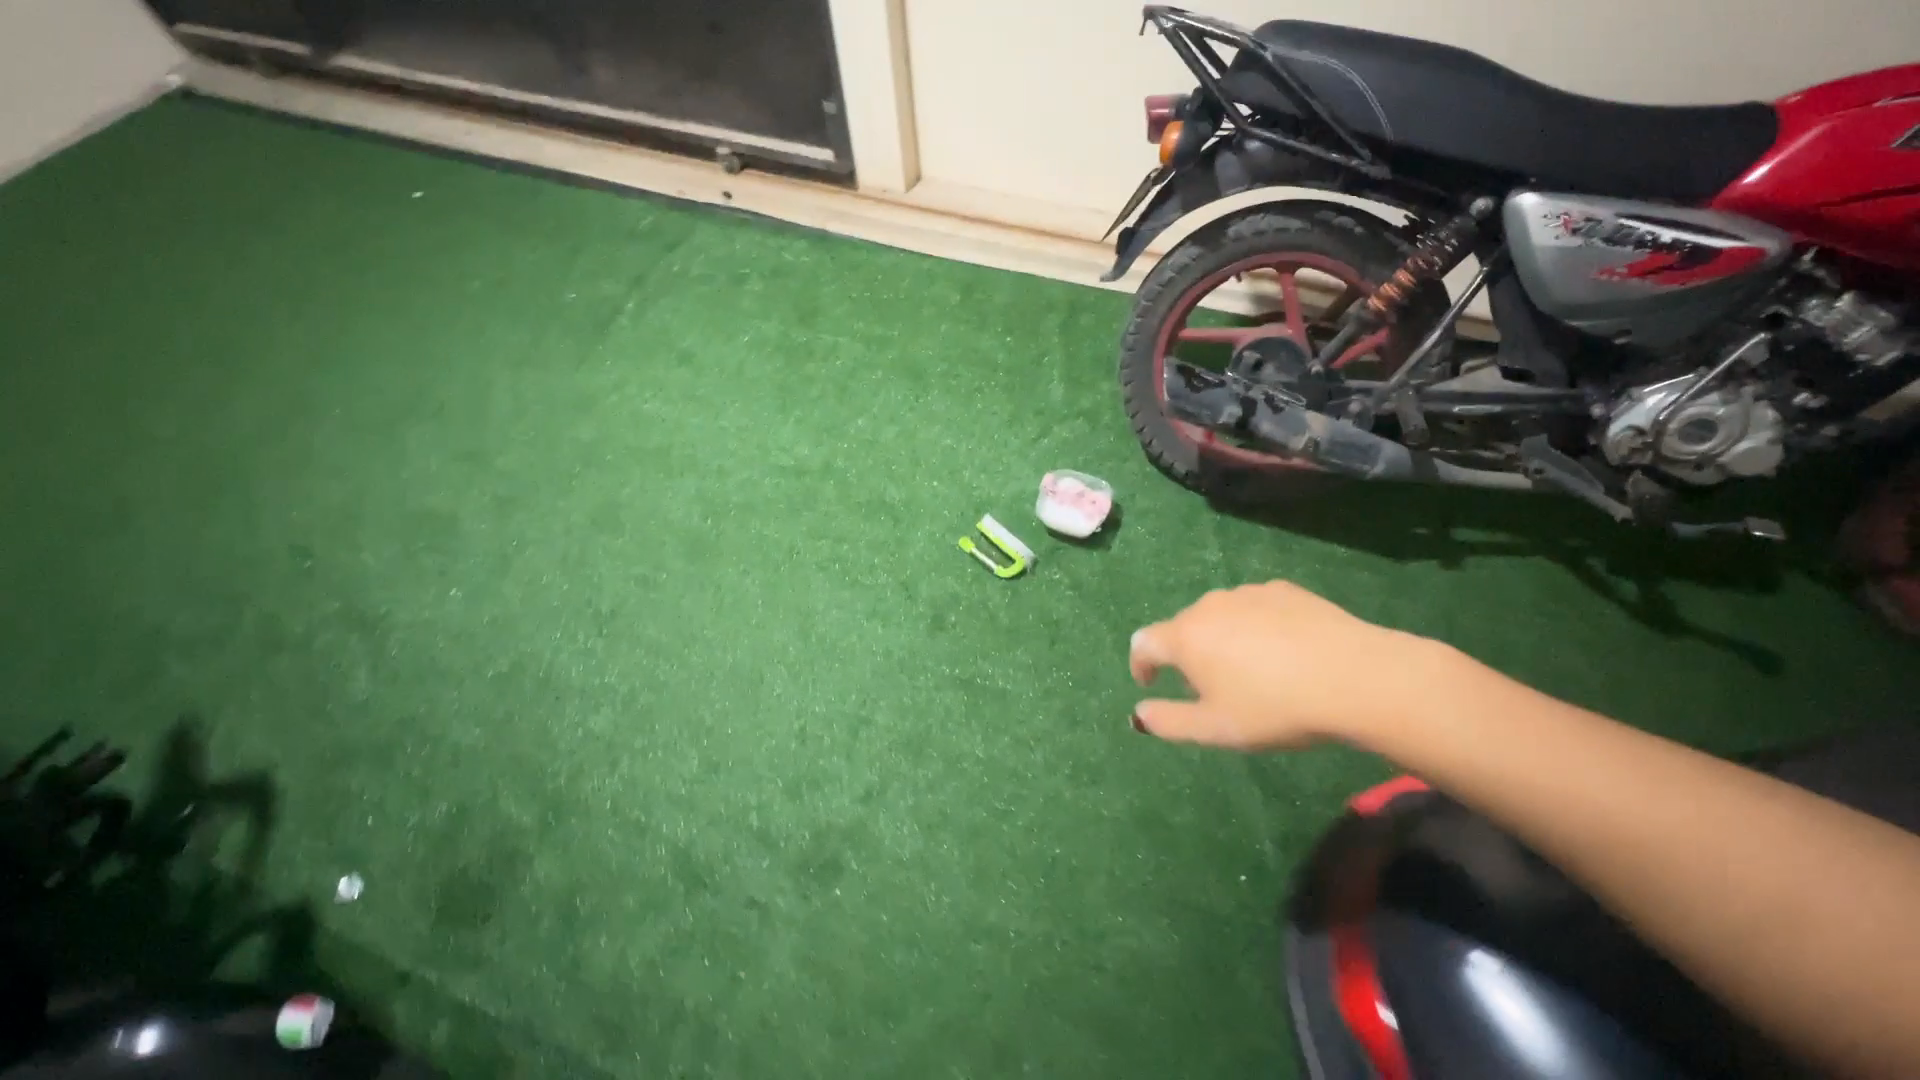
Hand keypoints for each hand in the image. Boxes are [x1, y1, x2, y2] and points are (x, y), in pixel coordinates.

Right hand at [1128, 581, 1456, 749]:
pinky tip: (1283, 652)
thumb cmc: (1275, 708)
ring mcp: (1250, 593)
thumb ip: (1167, 722)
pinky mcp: (1285, 590)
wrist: (1354, 677)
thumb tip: (1138, 713)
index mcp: (1186, 637)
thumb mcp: (1215, 729)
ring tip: (1251, 671)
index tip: (1152, 686)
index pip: (1144, 643)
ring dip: (1221, 639)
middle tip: (1210, 689)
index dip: (1141, 665)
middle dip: (1186, 655)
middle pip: (1183, 627)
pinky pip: (1255, 608)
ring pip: (1220, 615)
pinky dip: (1255, 627)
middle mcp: (1210, 606)